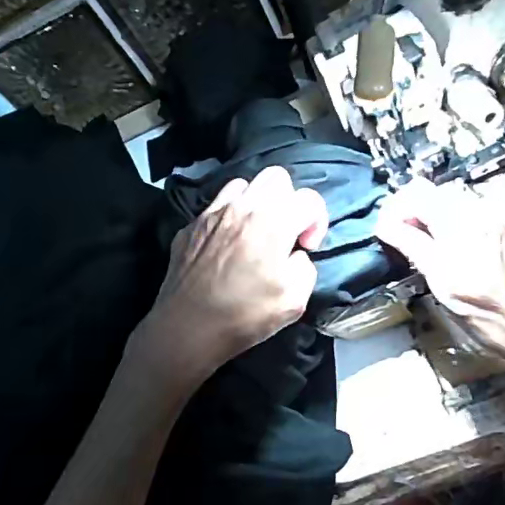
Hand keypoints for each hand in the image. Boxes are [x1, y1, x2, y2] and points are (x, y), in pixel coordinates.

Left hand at [127, 166, 328, 392]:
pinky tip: (226, 245)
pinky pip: (215, 206)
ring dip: (256, 203)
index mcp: (272, 221)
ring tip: (255, 232)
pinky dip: (228, 217)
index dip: (317, 221)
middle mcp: (241, 207)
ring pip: (242, 185)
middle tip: (284, 232)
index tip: (306, 247)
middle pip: (276, 177)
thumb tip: (295, 256)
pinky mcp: (190, 226)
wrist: (187, 327)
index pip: (308, 199)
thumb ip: (304, 268)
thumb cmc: (244, 315)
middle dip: (288, 200)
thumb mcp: (294, 300)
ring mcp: (211, 214)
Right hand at [372, 180, 504, 377]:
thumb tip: (384, 224)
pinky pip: (460, 219)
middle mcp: (479, 211)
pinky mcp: (499, 235)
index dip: (394, 210)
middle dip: (408, 213)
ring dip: (424, 222)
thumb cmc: (491, 313)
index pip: (416, 193)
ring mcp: (492, 222)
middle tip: (395, 242)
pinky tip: (439, 255)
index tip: (383, 234)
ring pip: (444, 206)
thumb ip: (412, 246)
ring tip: (414, 251)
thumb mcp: (443, 281)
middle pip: (430, 194)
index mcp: (463, 219)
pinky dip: (442, 230)